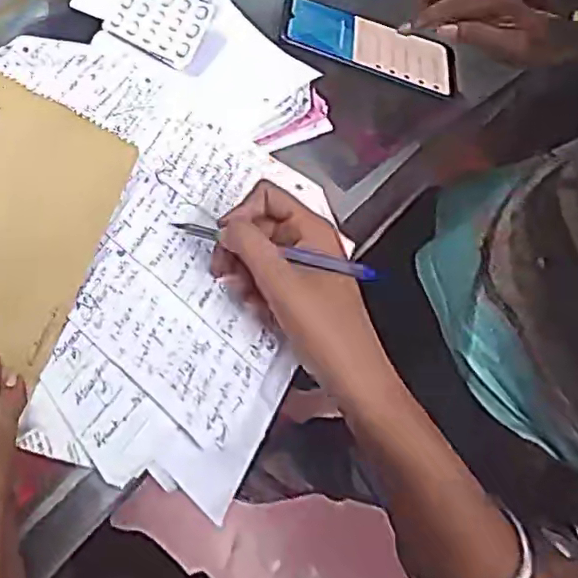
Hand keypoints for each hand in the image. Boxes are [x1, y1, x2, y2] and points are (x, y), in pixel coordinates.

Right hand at [215, 180, 381, 380]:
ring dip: (243, 273)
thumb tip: (225, 227)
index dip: (241, 214)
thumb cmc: (327, 330)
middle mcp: (308, 242)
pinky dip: (254, 289)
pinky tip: (257, 308)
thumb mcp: (279, 281)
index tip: (226, 239)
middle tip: (224, 271)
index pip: (266, 197)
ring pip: (257, 253)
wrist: (354, 380)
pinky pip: (264, 276)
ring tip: (245, 295)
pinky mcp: (297, 289)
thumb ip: (247, 245)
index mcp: (312, 230)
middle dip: (237, 248)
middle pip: (258, 225)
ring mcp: (303, 266)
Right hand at [409, 0, 559, 66]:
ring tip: (433, 18)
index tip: (412, 29)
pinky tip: (448, 17)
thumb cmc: (545, 44)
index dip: (424, 18)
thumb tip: (443, 29)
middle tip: (421, 16)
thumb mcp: (510, 47)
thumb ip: (474, 35)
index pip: (443, 3)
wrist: (574, 36)